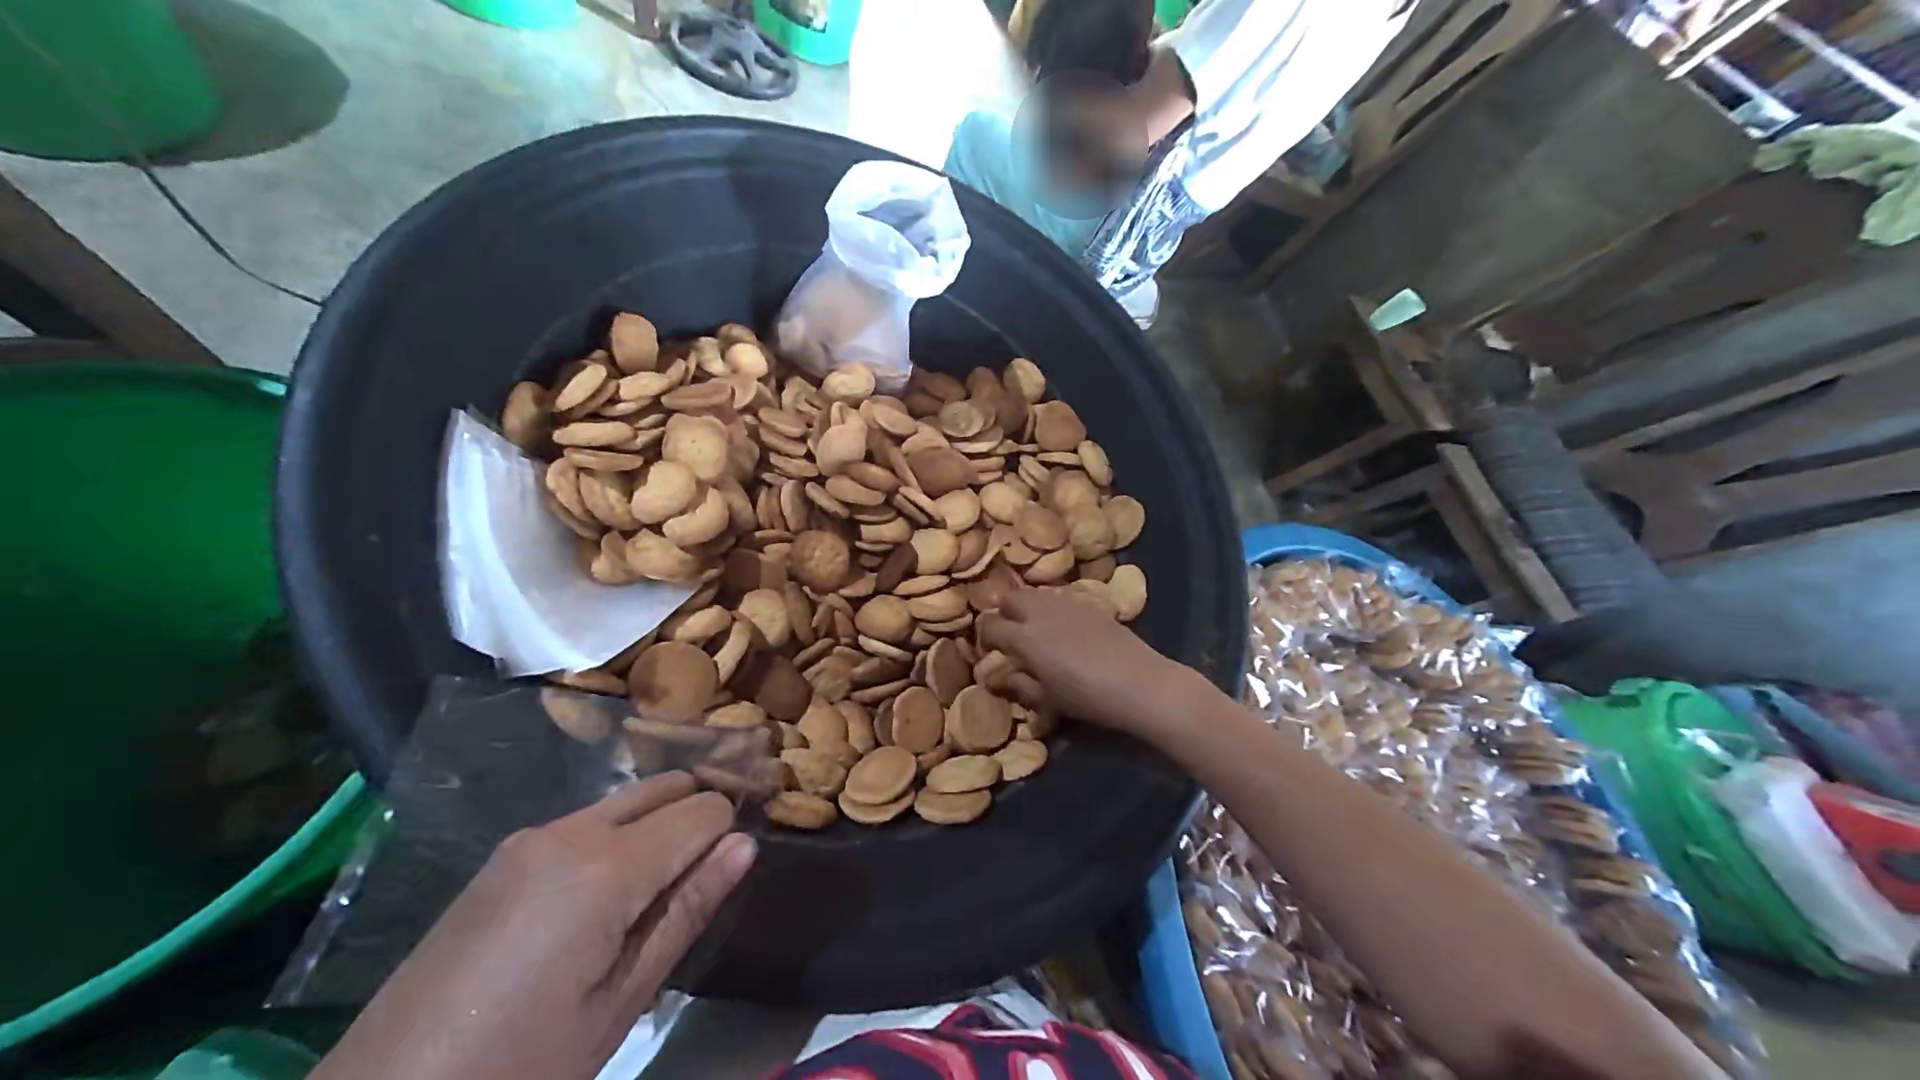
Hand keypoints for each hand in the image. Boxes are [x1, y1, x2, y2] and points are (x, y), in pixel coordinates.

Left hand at [311, 772, 754, 1079]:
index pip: (704, 809)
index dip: (727, 835)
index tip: (728, 875)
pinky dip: (617, 840)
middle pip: (666, 786)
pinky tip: (604, 900)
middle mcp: (571, 829)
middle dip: (697, 814)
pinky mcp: (506, 854)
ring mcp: (531, 837)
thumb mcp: (621, 1001)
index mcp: (606, 866)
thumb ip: (688, 910)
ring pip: (627, 800)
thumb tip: (747, 843)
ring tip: (655, 897)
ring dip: (657, 827)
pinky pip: (587, 823)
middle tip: (704, 876)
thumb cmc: (522, 1066)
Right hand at [978, 587, 1195, 734]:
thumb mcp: (1047, 700)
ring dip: (1028, 608)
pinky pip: (1060, 598)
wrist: (1139, 683)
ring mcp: (1067, 604)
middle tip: (1011, 636)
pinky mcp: (1090, 604)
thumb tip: (1003, 677)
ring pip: (1035, 594)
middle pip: (1010, 598)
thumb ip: (1020, 685)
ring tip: (1036, 630)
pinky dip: (1052, 609)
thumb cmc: (1087, 698)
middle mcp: (1041, 613)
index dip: (985, 638)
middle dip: (1004, 613)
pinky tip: (1065, 630)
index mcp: (1024, 638)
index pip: (990, 626)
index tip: (991, 652)